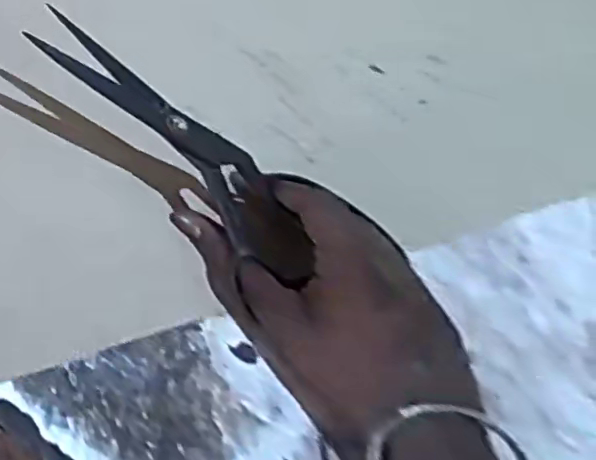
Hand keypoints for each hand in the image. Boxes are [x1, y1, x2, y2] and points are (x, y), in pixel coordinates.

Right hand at [174, 179, 492, 459]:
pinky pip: (390, 270)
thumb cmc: (330, 375)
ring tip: (291, 244)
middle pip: (349, 221)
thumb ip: (226, 261)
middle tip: (263, 213)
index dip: (284, 189)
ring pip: (373, 245)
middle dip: (304, 209)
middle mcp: (397, 274)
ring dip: (331, 234)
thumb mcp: (267, 319)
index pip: (321, 206)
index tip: (250, 188)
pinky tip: (330, 281)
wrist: (415, 445)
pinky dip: (355, 259)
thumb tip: (186, 216)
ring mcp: (423, 298)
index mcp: (356, 268)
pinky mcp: (435, 320)